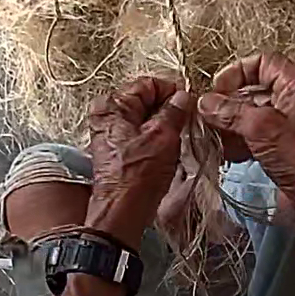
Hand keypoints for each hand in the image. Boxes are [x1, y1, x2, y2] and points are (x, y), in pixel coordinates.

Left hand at [86, 75, 193, 247]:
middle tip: (184, 124)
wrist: (123, 212)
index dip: (171, 91)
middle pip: (146, 102)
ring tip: (176, 142)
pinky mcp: (118, 153)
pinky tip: (166, 154)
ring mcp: (111, 136)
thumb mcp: (163, 137)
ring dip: (164, 128)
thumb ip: (174, 111)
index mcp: (112, 106)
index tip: (188, 102)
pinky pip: (142, 138)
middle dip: (168, 111)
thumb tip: (183, 97)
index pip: (148, 83)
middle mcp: (107, 117)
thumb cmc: (138, 177)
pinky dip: (156, 141)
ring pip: (146, 121)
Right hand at [197, 52, 294, 244]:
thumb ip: (231, 112)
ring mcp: (290, 125)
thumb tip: (204, 102)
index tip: (216, 92)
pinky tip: (226, 154)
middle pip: (253, 90)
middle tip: (208, 119)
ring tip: (214, 140)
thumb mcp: (262, 128)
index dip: (236, 73)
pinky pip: (256, 137)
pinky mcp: (284, 147)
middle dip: (228, 105)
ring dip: (230, 127)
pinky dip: (240, 143)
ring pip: (252, 116)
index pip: (263, 63)